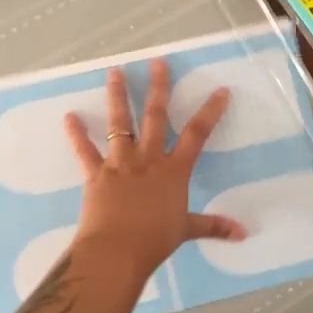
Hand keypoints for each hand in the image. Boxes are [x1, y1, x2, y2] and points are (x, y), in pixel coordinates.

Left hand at [65, 59, 245, 279]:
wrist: (116, 251)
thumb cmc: (155, 241)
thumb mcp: (187, 231)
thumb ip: (214, 227)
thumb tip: (244, 234)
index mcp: (174, 171)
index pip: (197, 134)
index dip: (210, 111)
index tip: (220, 90)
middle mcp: (148, 159)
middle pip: (155, 117)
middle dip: (158, 88)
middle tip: (157, 62)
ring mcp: (120, 164)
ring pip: (120, 123)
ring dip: (117, 97)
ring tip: (114, 73)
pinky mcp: (96, 174)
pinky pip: (84, 151)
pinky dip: (76, 134)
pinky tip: (69, 116)